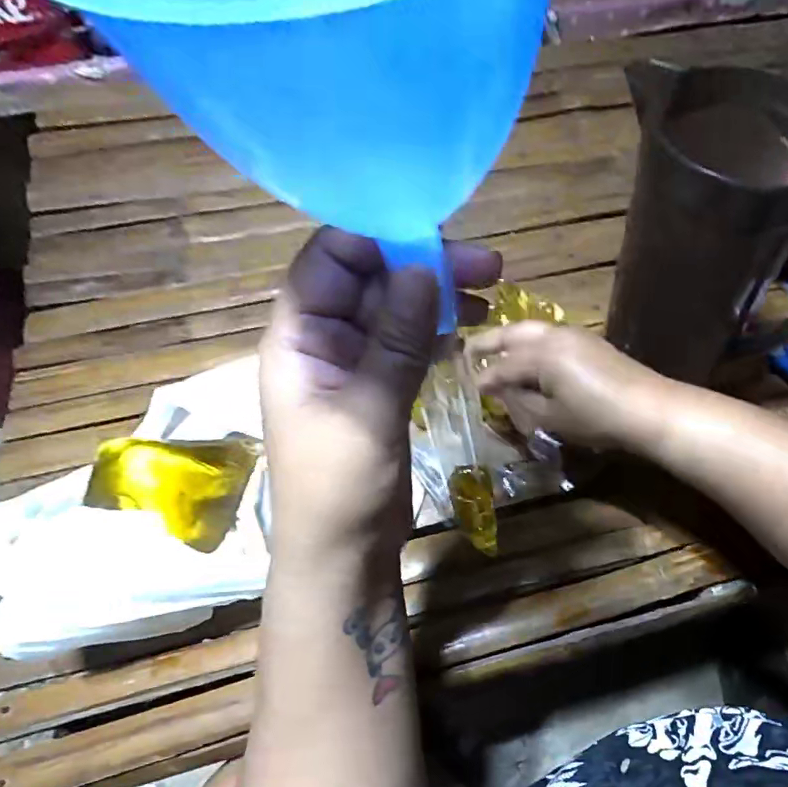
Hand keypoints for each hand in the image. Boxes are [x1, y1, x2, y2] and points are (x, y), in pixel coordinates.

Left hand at [260, 228, 501, 547]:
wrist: (343, 554)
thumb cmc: (340, 487)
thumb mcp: (368, 410)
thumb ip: (395, 339)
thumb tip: (423, 267)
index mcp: (299, 338)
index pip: (330, 262)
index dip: (377, 238)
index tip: (435, 232)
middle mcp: (322, 343)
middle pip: (370, 281)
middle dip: (422, 266)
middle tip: (486, 264)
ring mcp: (352, 368)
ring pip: (394, 312)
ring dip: (436, 298)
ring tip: (488, 292)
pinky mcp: (379, 391)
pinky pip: (406, 346)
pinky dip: (435, 333)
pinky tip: (469, 328)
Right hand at [466, 322, 673, 450]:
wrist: (647, 409)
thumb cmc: (595, 418)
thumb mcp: (549, 418)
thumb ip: (519, 401)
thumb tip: (500, 391)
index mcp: (539, 354)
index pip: (500, 367)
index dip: (482, 380)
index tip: (466, 389)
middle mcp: (552, 335)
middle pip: (511, 334)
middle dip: (487, 343)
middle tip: (465, 352)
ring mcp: (573, 334)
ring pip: (531, 331)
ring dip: (509, 340)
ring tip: (493, 354)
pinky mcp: (588, 341)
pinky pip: (548, 336)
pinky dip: (529, 344)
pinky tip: (527, 360)